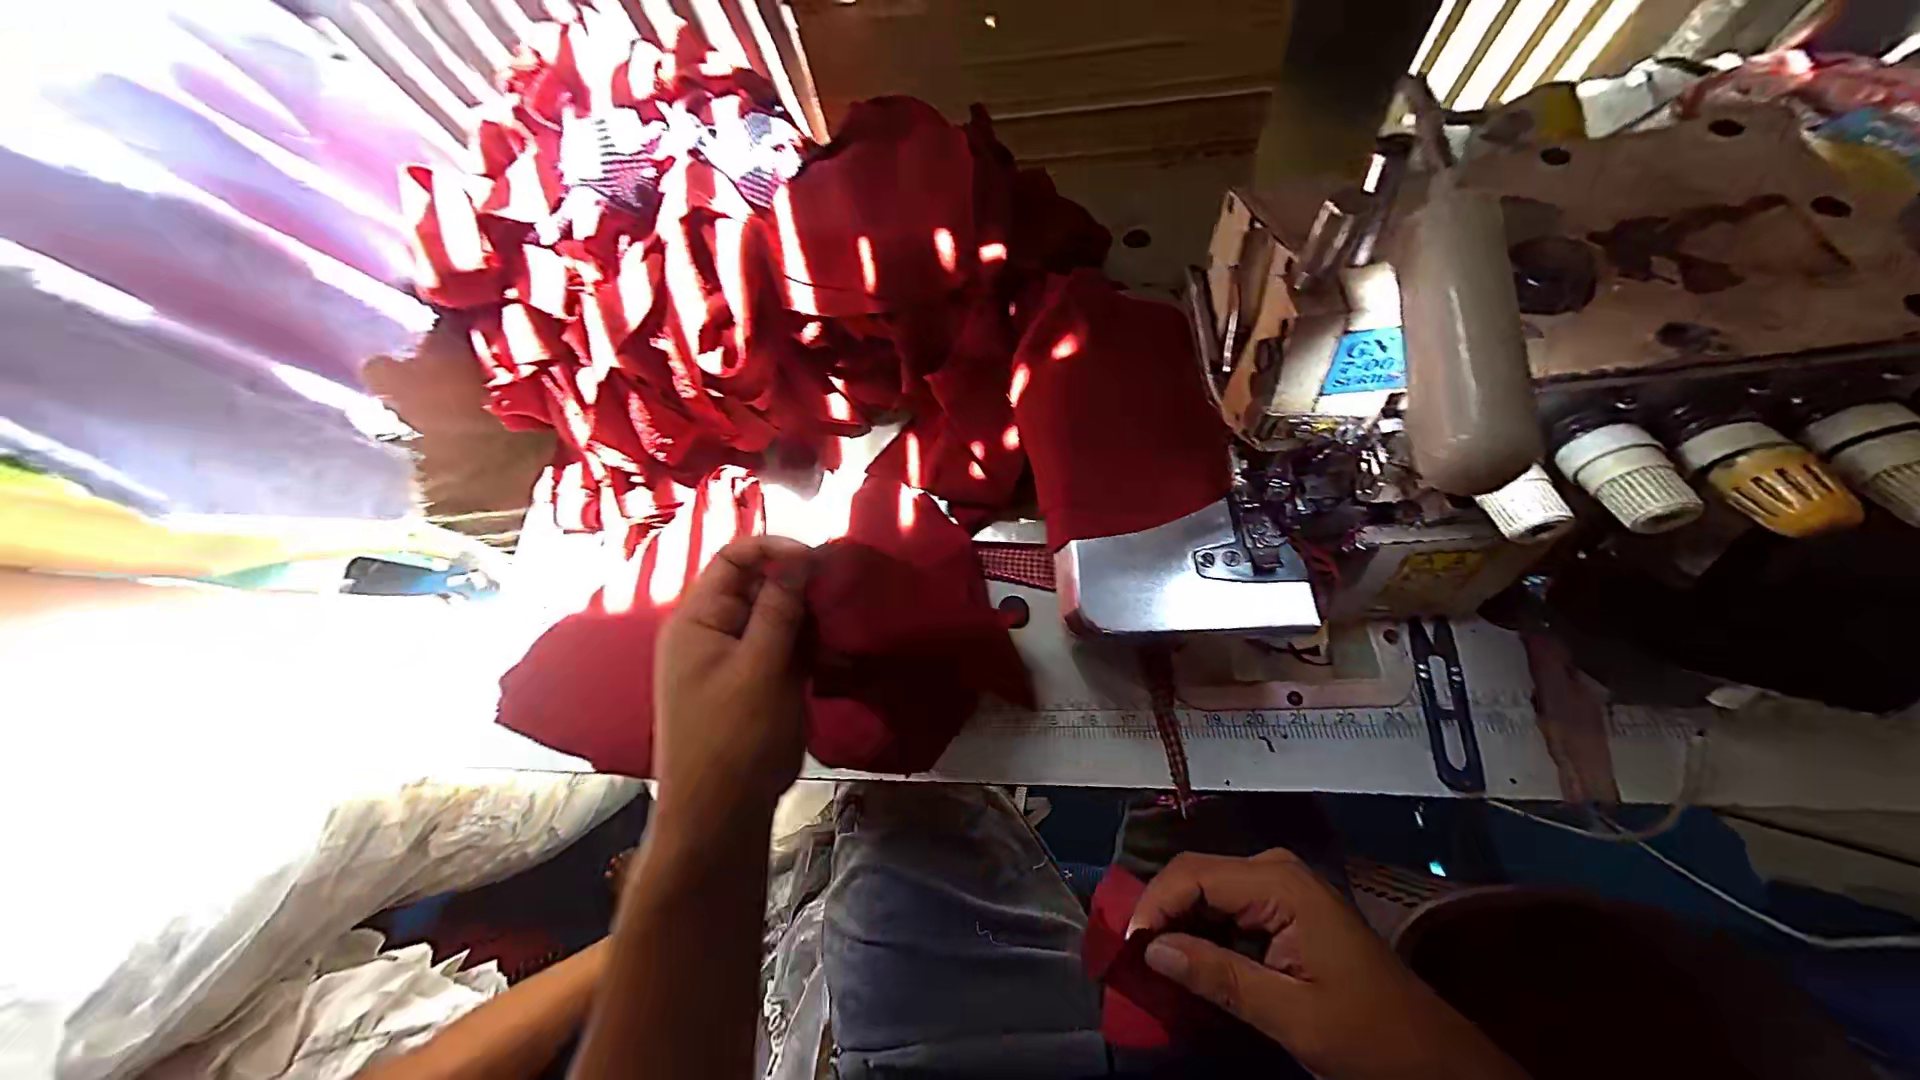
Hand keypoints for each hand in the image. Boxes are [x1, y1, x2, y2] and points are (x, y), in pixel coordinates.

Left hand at [652, 537, 812, 821]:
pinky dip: (811, 649)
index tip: (818, 558)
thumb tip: (800, 556)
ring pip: (779, 617)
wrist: (723, 812)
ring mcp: (737, 656)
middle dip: (801, 589)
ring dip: (811, 622)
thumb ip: (780, 608)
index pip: (733, 560)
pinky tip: (837, 662)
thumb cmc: (733, 737)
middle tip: (840, 598)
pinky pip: (786, 647)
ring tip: (840, 637)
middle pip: (760, 586)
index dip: (774, 549)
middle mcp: (715, 630)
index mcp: (699, 619)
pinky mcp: (758, 678)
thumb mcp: (760, 668)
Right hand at [1130, 850, 1527, 1079]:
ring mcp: (1279, 884)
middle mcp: (1274, 868)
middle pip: (1196, 875)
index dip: (1154, 905)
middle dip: (1161, 911)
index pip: (1193, 874)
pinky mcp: (1281, 905)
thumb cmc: (1371, 1037)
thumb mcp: (1292, 1016)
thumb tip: (1152, 950)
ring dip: (1178, 921)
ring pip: (1206, 888)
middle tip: (1131, 953)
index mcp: (1279, 882)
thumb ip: (1219, 976)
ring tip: (1151, 956)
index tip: (1126, 945)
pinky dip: (1200, 929)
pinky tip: (1187, 956)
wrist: (1436, 1060)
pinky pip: (1225, 905)